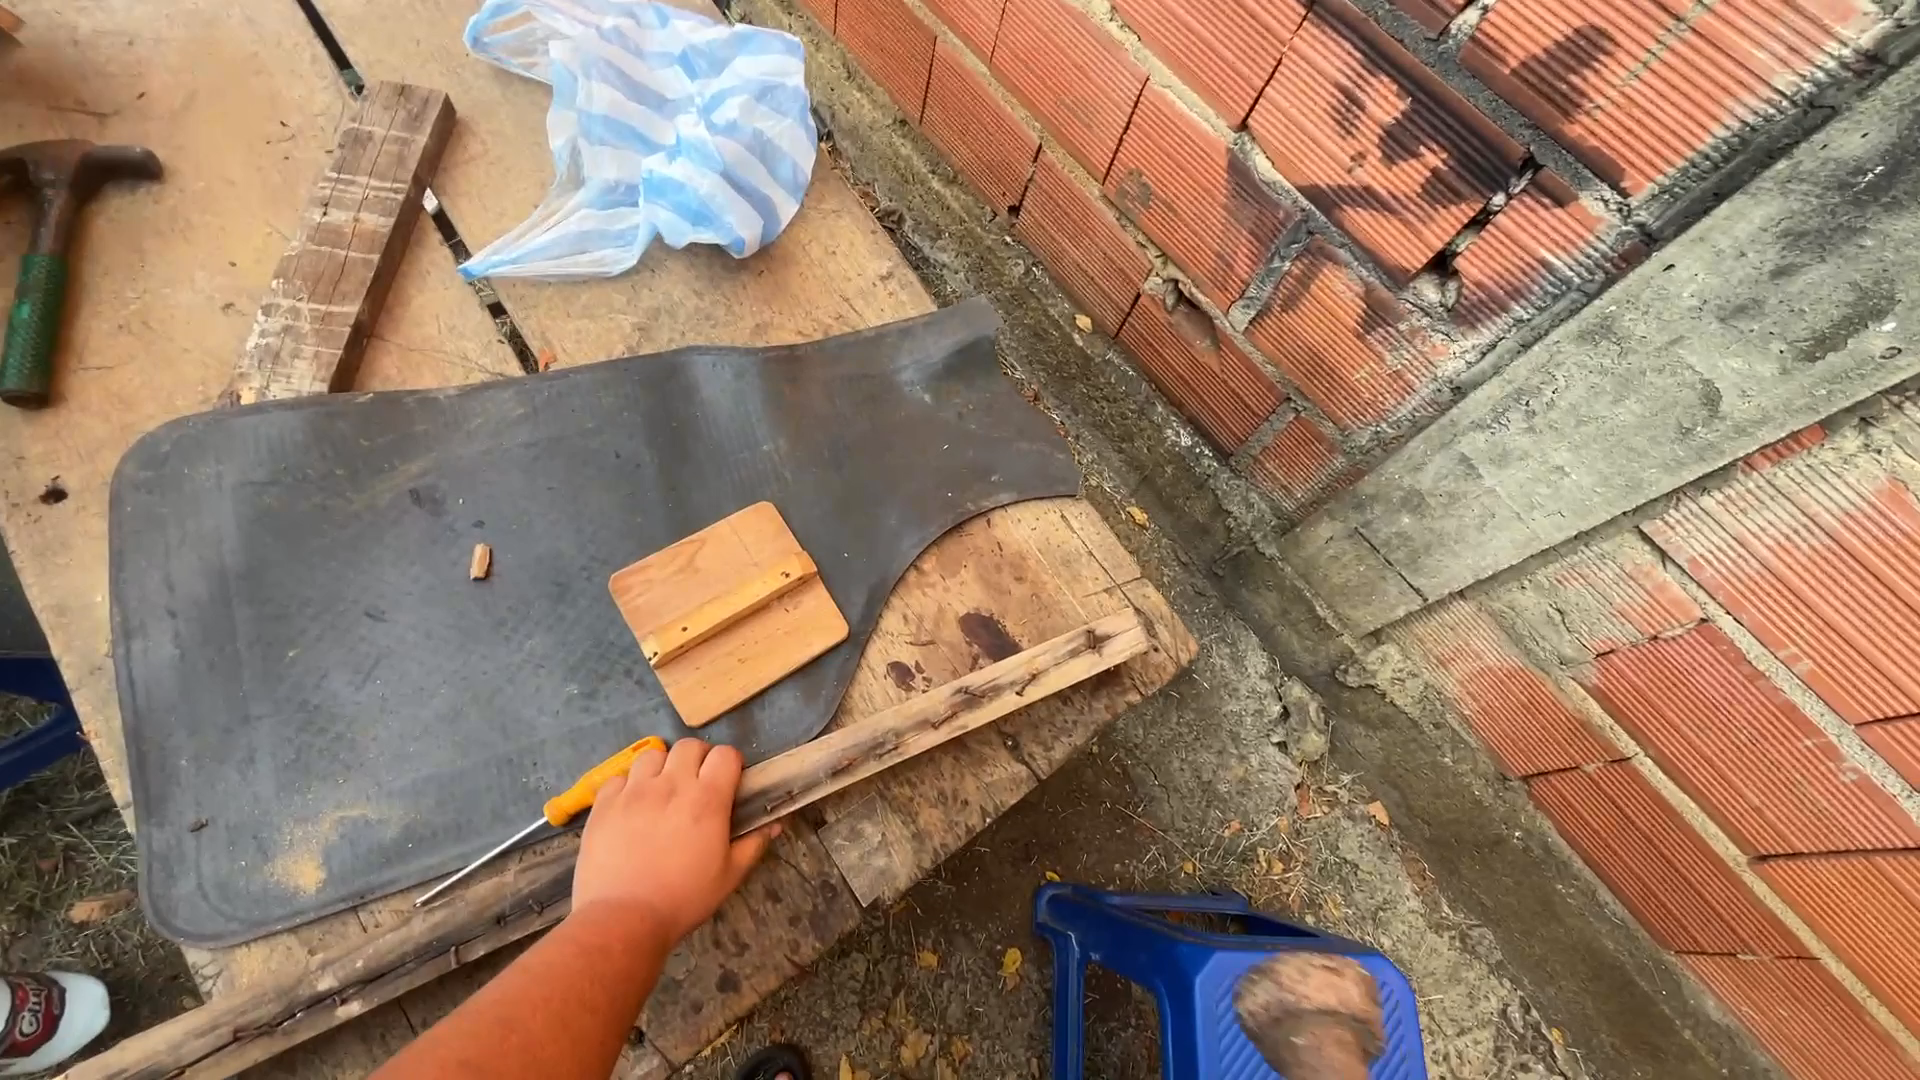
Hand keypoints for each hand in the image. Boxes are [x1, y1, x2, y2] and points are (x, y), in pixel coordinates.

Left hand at [571, 738, 778, 947]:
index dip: (730, 764)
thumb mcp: (729, 875)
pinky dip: (628, 786)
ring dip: (662, 767)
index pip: (726, 754)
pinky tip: (631, 806)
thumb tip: (775, 825)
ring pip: (653, 755)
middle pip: (689, 746)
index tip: (728, 782)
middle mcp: (671, 785)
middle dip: (698, 758)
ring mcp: (634, 792)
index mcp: (707, 799)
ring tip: (661, 790)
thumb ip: (754, 844)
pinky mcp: (604, 805)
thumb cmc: (683, 899)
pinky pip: (619, 778)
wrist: (622, 920)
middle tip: (697, 783)